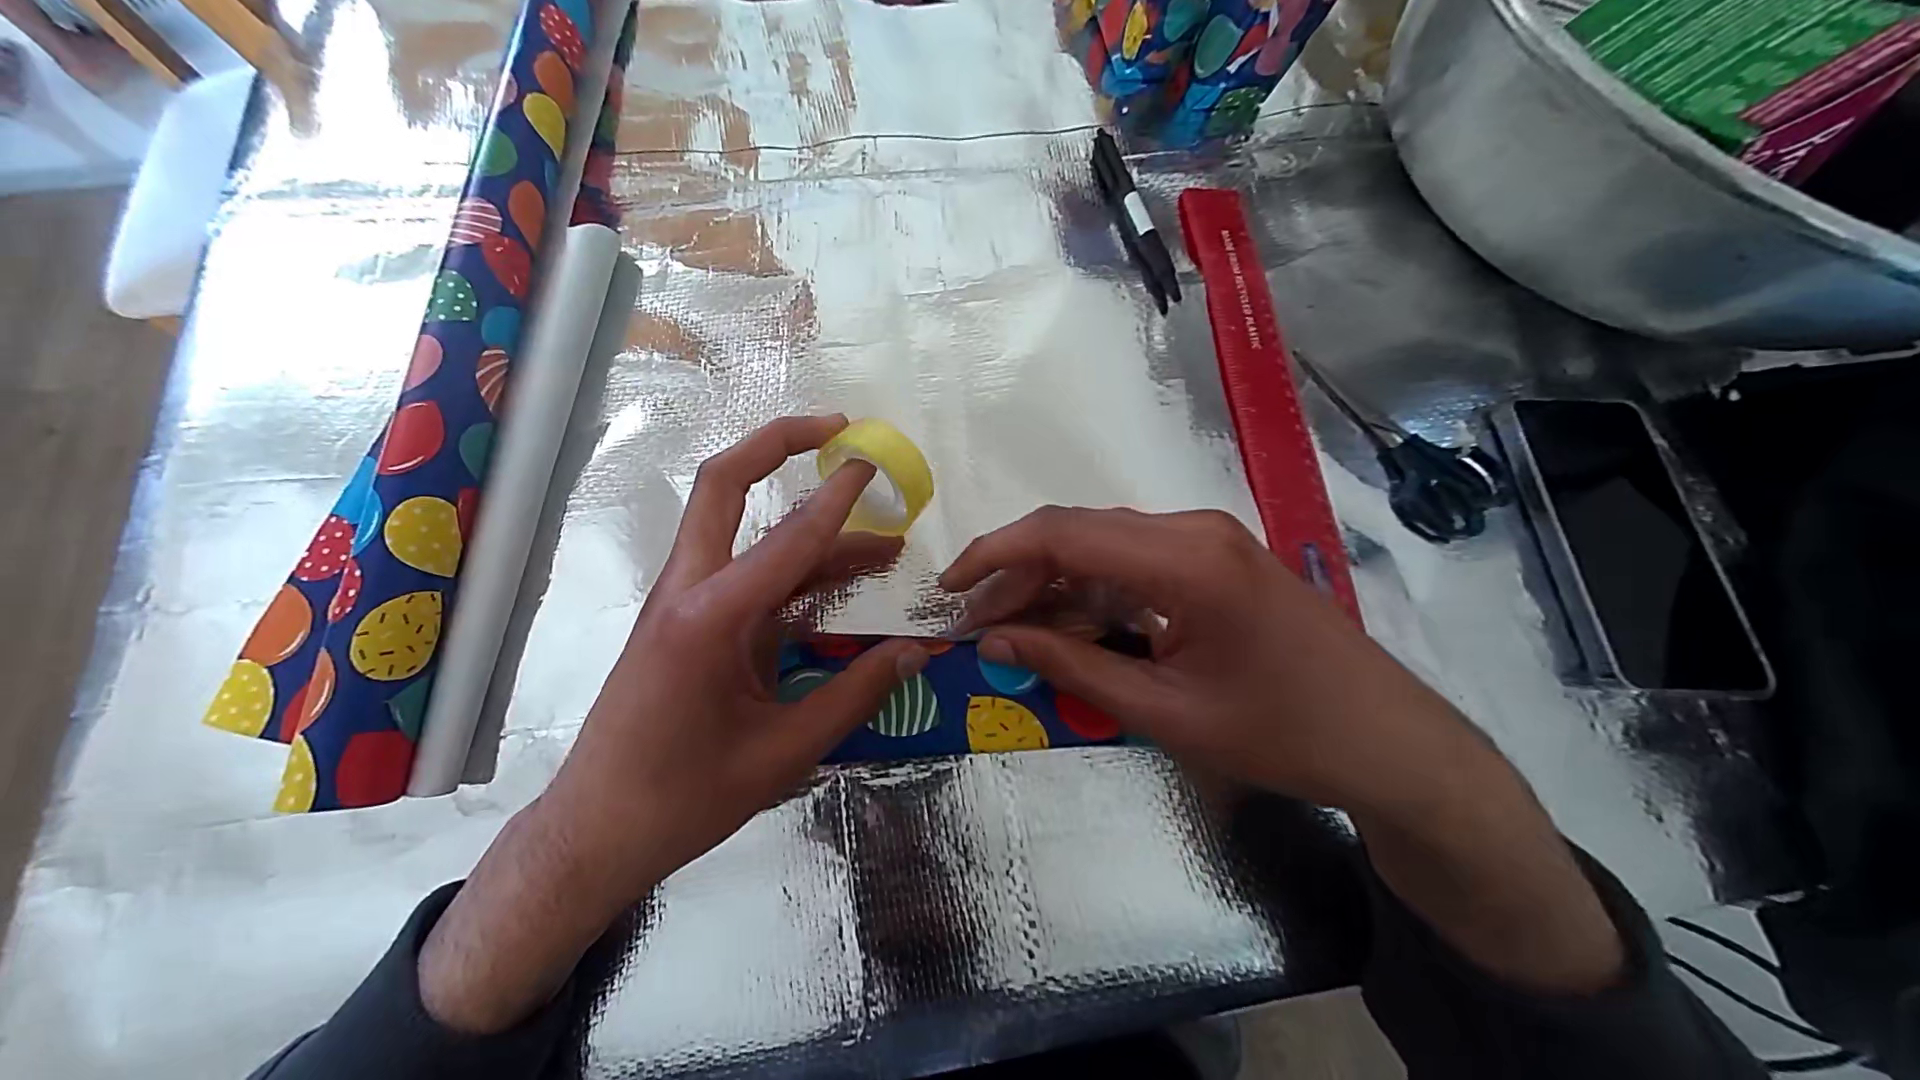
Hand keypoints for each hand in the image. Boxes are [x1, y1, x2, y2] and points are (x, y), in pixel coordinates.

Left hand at [420, 415, 926, 1031]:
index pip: (788, 540)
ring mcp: (681, 603)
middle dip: (777, 443)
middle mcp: (688, 591)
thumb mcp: (783, 752)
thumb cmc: (684, 798)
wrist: (594, 832)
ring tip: (882, 543)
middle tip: (836, 428)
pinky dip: (790, 567)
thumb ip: (855, 694)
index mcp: (709, 619)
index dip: (839, 501)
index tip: (874, 466)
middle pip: (722, 485)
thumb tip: (917, 651)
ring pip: (738, 529)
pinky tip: (838, 586)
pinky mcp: (685, 622)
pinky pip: (743, 574)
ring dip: (806, 524)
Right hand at [942, 507, 1625, 994]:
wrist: (1391, 742)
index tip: (949, 589)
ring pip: (1101, 543)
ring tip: (1010, 625)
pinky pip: (1132, 558)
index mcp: (1185, 560)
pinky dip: (1090, 587)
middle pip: (1076, 532)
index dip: (994, 556)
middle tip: (975, 621)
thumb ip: (1073, 667)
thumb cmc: (1282, 734)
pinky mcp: (1214, 556)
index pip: (1062, 534)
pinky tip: (1068, 622)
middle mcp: (1192, 529)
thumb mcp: (1165, 711)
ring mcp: (1207, 538)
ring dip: (1051, 580)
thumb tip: (995, 640)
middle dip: (1016, 572)